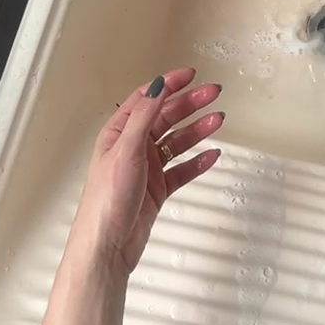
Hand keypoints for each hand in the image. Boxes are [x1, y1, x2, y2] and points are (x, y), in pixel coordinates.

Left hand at [69, 69, 223, 275]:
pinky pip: (182, 169)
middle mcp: (133, 147)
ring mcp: (147, 168)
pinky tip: (212, 155)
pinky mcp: (157, 189)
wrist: (106, 248)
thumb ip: (143, 117)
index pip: (147, 99)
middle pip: (166, 117)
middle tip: (213, 93)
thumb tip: (156, 87)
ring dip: (198, 130)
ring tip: (218, 121)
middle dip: (190, 103)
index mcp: (119, 133)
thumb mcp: (126, 151)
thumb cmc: (106, 202)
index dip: (169, 84)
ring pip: (177, 142)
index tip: (190, 75)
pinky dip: (198, 161)